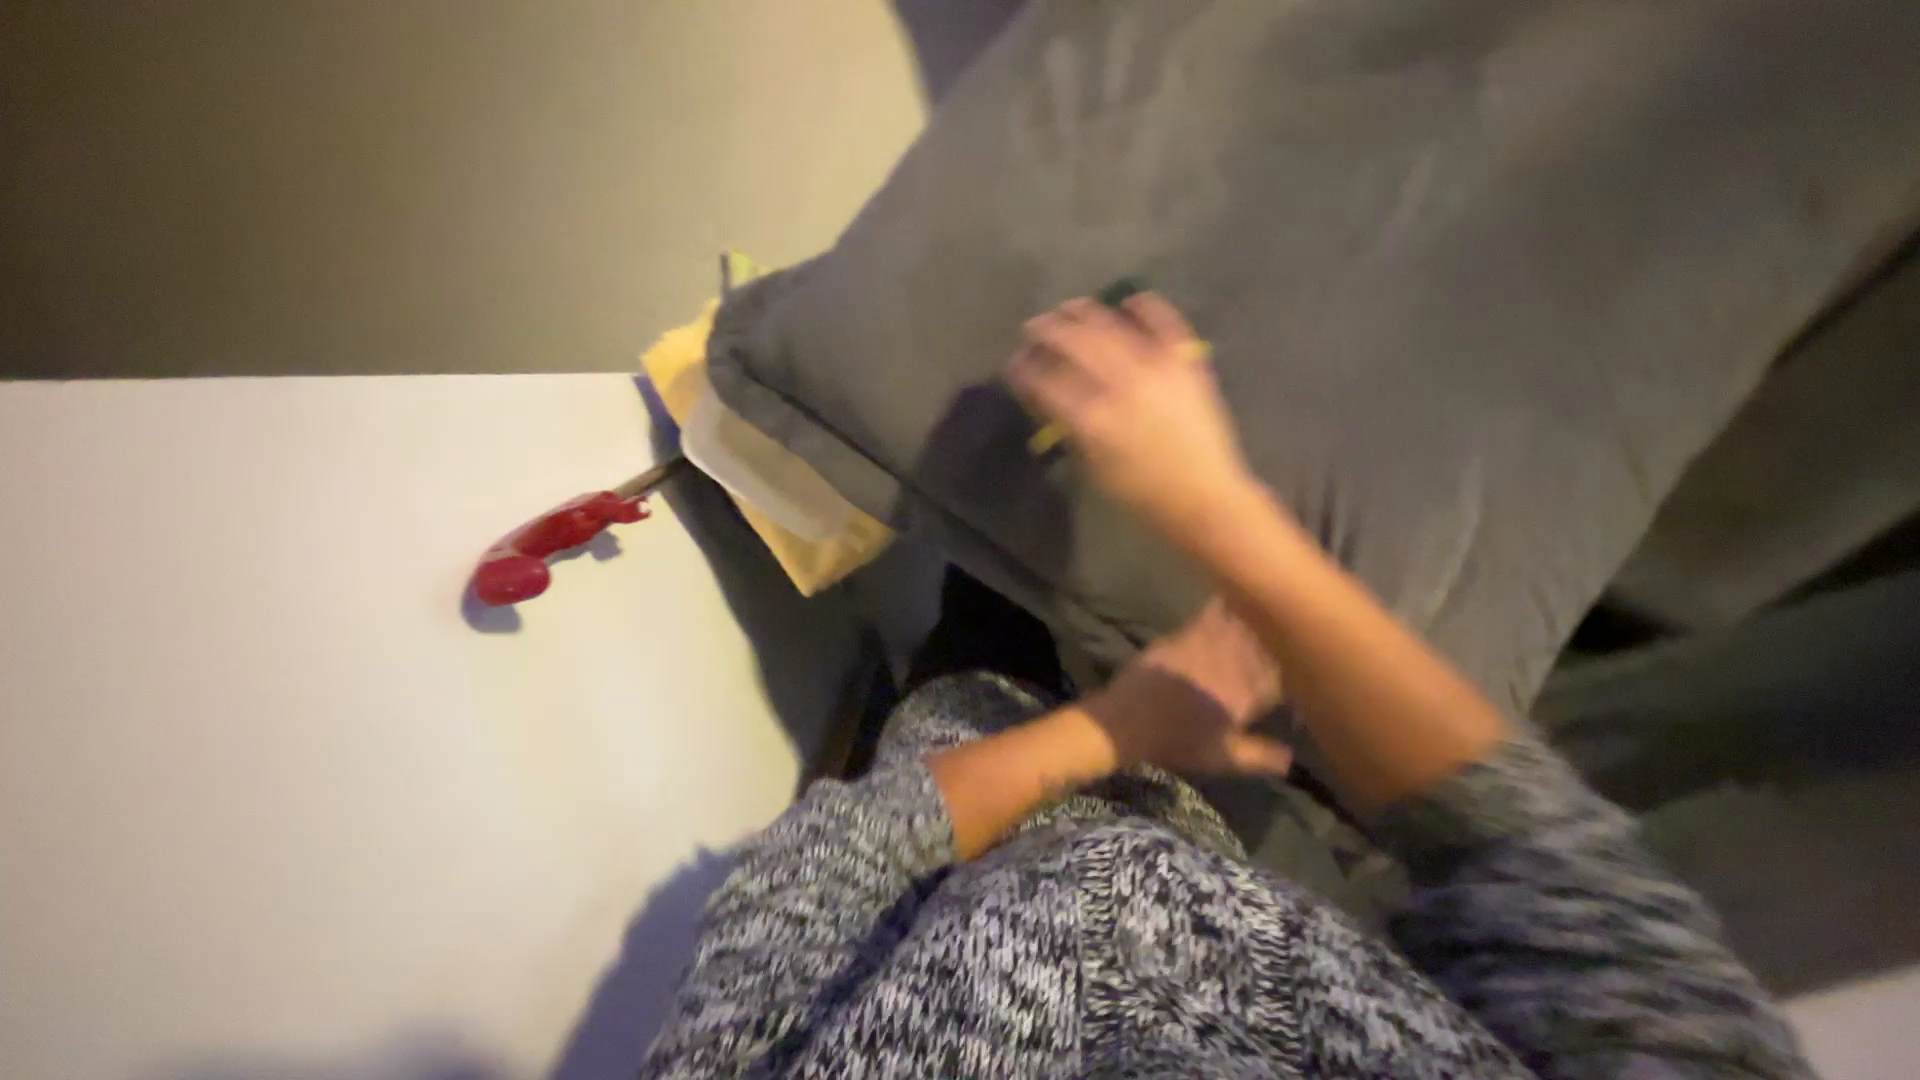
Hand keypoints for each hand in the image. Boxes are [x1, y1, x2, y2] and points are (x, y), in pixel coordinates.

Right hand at [1007, 292, 1256, 539]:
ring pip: (1110, 324)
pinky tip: (1127, 302)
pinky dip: (1143, 306)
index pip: (1045, 380)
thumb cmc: (1139, 492)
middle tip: (1033, 328)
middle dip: (1046, 331)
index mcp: (1092, 418)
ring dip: (1083, 311)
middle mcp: (1120, 383)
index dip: (1023, 369)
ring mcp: (1155, 366)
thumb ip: (1066, 428)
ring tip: (1067, 308)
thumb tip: (1045, 396)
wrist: (1203, 496)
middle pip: (1072, 342)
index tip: (1014, 364)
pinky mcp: (1184, 360)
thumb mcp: (1091, 468)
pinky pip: (1162, 320)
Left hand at [1085, 599, 1290, 775]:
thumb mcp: (1221, 758)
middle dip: (1279, 628)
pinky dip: (1221, 605)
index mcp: (1247, 695)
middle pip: (1264, 641)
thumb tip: (1290, 758)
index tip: (1307, 649)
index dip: (1297, 660)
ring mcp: (1206, 646)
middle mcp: (1232, 665)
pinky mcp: (1181, 636)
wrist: (1129, 721)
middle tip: (1295, 611)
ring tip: (1270, 594)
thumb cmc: (1177, 743)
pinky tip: (1228, 593)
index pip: (1281, 672)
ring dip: (1254, 611)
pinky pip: (1208, 616)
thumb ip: (1259, 755)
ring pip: (1239, 623)